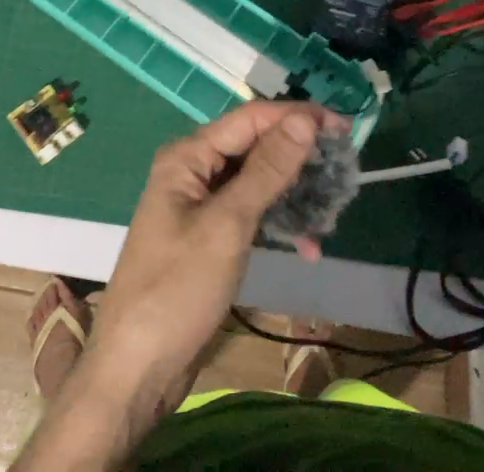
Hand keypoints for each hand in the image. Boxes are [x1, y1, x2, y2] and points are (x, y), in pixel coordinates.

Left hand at [12, 102, 322, 471]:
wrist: (139, 366)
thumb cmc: (178, 289)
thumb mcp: (228, 226)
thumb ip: (267, 170)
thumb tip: (304, 120)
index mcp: (187, 157)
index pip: (251, 119)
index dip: (297, 117)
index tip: (344, 128)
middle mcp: (192, 172)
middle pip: (255, 147)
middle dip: (300, 156)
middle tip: (345, 170)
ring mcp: (201, 206)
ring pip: (258, 182)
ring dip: (294, 193)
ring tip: (332, 210)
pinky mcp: (211, 237)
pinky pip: (253, 213)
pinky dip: (280, 223)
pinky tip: (308, 246)